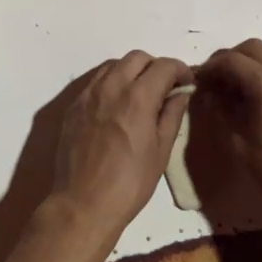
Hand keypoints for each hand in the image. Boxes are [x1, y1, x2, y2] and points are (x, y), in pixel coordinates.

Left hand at [47, 51, 192, 238]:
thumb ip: (172, 114)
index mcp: (137, 97)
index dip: (180, 69)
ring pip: (114, 65)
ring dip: (132, 71)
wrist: (83, 203)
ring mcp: (88, 94)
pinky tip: (117, 106)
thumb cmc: (130, 182)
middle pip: (137, 57)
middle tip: (165, 87)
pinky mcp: (74, 105)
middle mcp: (111, 87)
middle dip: (155, 66)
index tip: (187, 82)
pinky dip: (112, 83)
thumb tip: (181, 92)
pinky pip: (96, 81)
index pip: (163, 66)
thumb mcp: (161, 151)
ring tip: (140, 94)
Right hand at [197, 39, 261, 223]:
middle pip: (254, 47)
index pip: (231, 60)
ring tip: (241, 82)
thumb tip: (211, 93)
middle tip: (217, 78)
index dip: (211, 66)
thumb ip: (223, 111)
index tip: (199, 78)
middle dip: (231, 57)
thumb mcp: (241, 143)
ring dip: (254, 59)